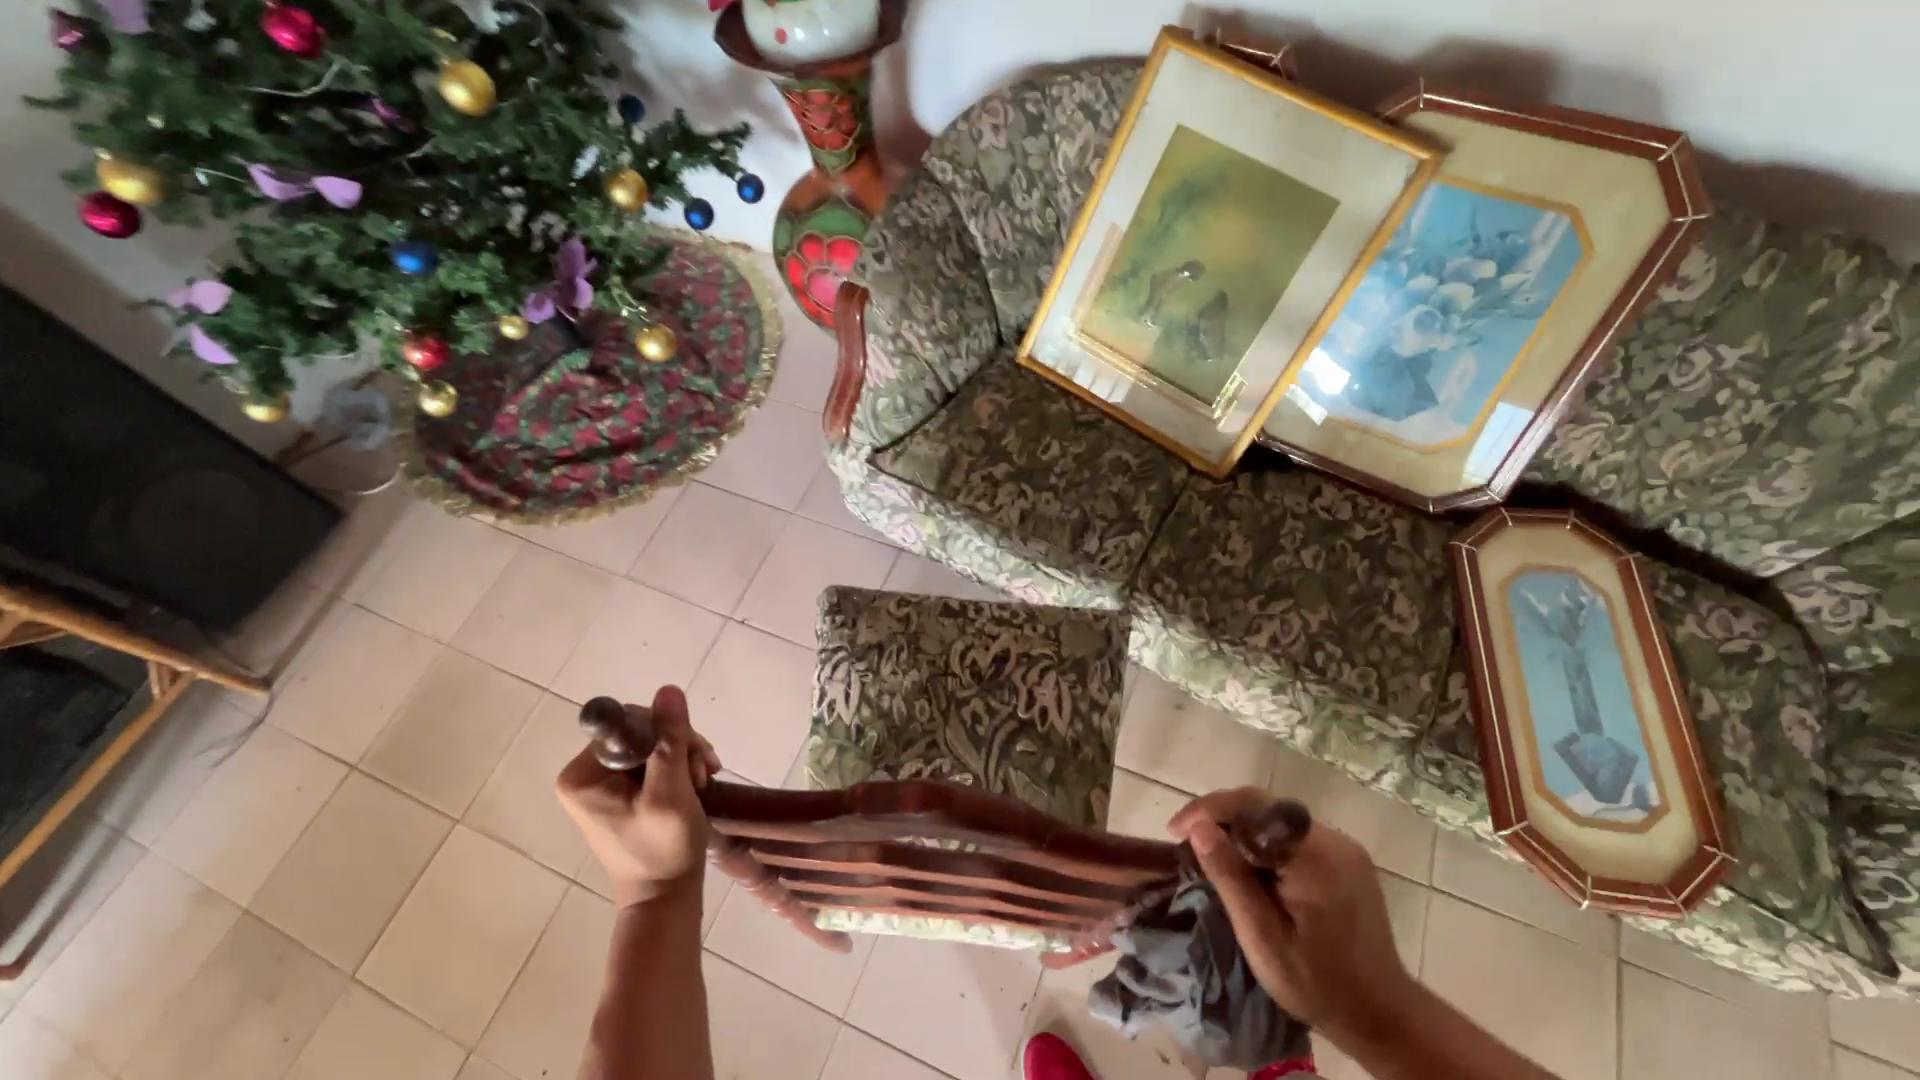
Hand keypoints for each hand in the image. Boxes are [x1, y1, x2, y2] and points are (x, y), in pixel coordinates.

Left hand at [556, 685, 722, 907]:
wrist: (665, 899)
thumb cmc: (663, 849)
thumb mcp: (670, 791)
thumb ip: (670, 740)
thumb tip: (669, 690)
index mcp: (581, 775)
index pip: (628, 723)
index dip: (665, 732)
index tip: (692, 757)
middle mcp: (584, 775)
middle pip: (641, 732)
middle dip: (679, 746)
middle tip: (703, 772)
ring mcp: (602, 785)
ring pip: (652, 745)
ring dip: (684, 757)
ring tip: (703, 780)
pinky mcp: (621, 795)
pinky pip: (652, 763)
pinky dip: (678, 769)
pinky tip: (696, 783)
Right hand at [1167, 787, 1416, 1043]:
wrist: (1381, 1014)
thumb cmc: (1316, 983)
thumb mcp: (1262, 937)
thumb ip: (1231, 877)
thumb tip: (1199, 827)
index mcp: (1316, 858)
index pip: (1254, 806)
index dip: (1209, 809)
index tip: (1175, 830)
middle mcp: (1334, 841)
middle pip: (1266, 806)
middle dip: (1220, 816)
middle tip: (1184, 840)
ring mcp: (1344, 848)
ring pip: (1277, 819)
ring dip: (1240, 828)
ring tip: (1209, 853)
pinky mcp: (1345, 859)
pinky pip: (1293, 834)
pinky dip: (1262, 841)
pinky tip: (1246, 866)